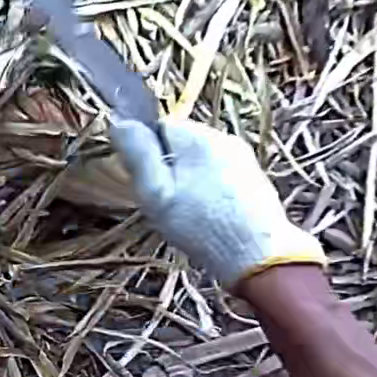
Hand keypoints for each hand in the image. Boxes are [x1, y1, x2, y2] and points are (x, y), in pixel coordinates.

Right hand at [108, 113, 324, 289]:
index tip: (146, 182)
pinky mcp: (252, 176)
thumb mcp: (155, 192)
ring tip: (184, 210)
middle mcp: (224, 138)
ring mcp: (242, 157)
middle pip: (180, 143)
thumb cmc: (198, 224)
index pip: (159, 127)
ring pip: (198, 159)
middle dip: (166, 166)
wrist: (257, 253)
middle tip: (163, 200)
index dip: (146, 153)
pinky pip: (216, 172)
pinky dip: (204, 187)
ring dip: (185, 178)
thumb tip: (120, 122)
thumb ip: (138, 154)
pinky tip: (205, 213)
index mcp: (198, 137)